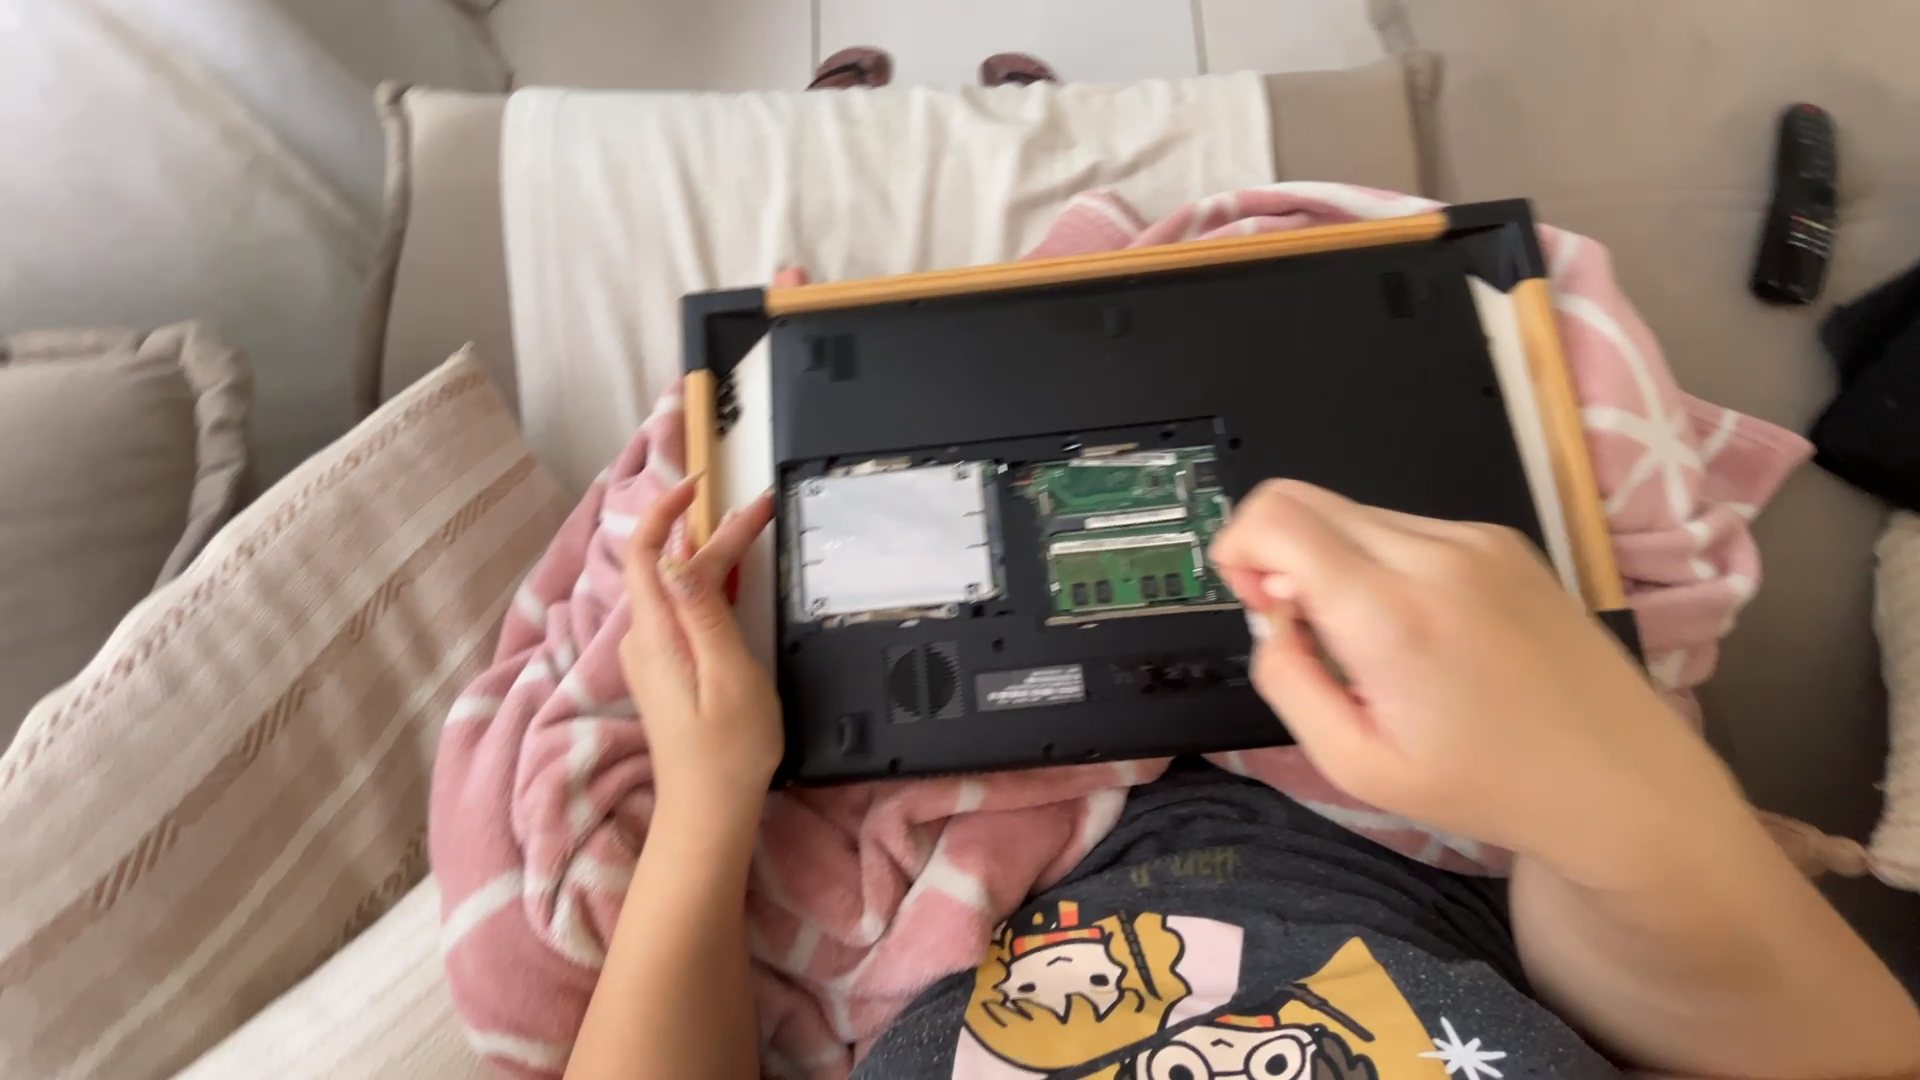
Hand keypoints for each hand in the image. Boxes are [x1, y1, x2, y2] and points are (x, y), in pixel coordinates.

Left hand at [621, 475, 782, 821]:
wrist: (709, 808)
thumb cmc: (728, 747)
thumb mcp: (727, 675)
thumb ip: (703, 615)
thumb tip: (680, 558)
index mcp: (657, 635)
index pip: (647, 555)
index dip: (667, 512)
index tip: (699, 488)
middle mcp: (644, 638)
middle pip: (669, 567)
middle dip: (711, 533)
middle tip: (761, 512)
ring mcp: (652, 653)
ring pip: (676, 586)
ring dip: (710, 555)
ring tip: (750, 531)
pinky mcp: (666, 666)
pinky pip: (681, 608)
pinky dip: (707, 583)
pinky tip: (729, 576)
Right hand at [1208, 480, 1747, 884]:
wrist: (1630, 789)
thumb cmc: (1487, 787)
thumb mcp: (1352, 763)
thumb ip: (1285, 677)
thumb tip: (1269, 612)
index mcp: (1391, 614)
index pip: (1273, 519)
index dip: (1236, 548)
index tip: (1254, 599)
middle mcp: (1433, 554)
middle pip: (1297, 498)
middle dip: (1267, 549)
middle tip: (1294, 618)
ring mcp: (1474, 540)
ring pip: (1344, 511)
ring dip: (1321, 558)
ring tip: (1359, 632)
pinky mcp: (1500, 541)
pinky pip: (1396, 526)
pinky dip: (1368, 560)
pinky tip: (1405, 620)